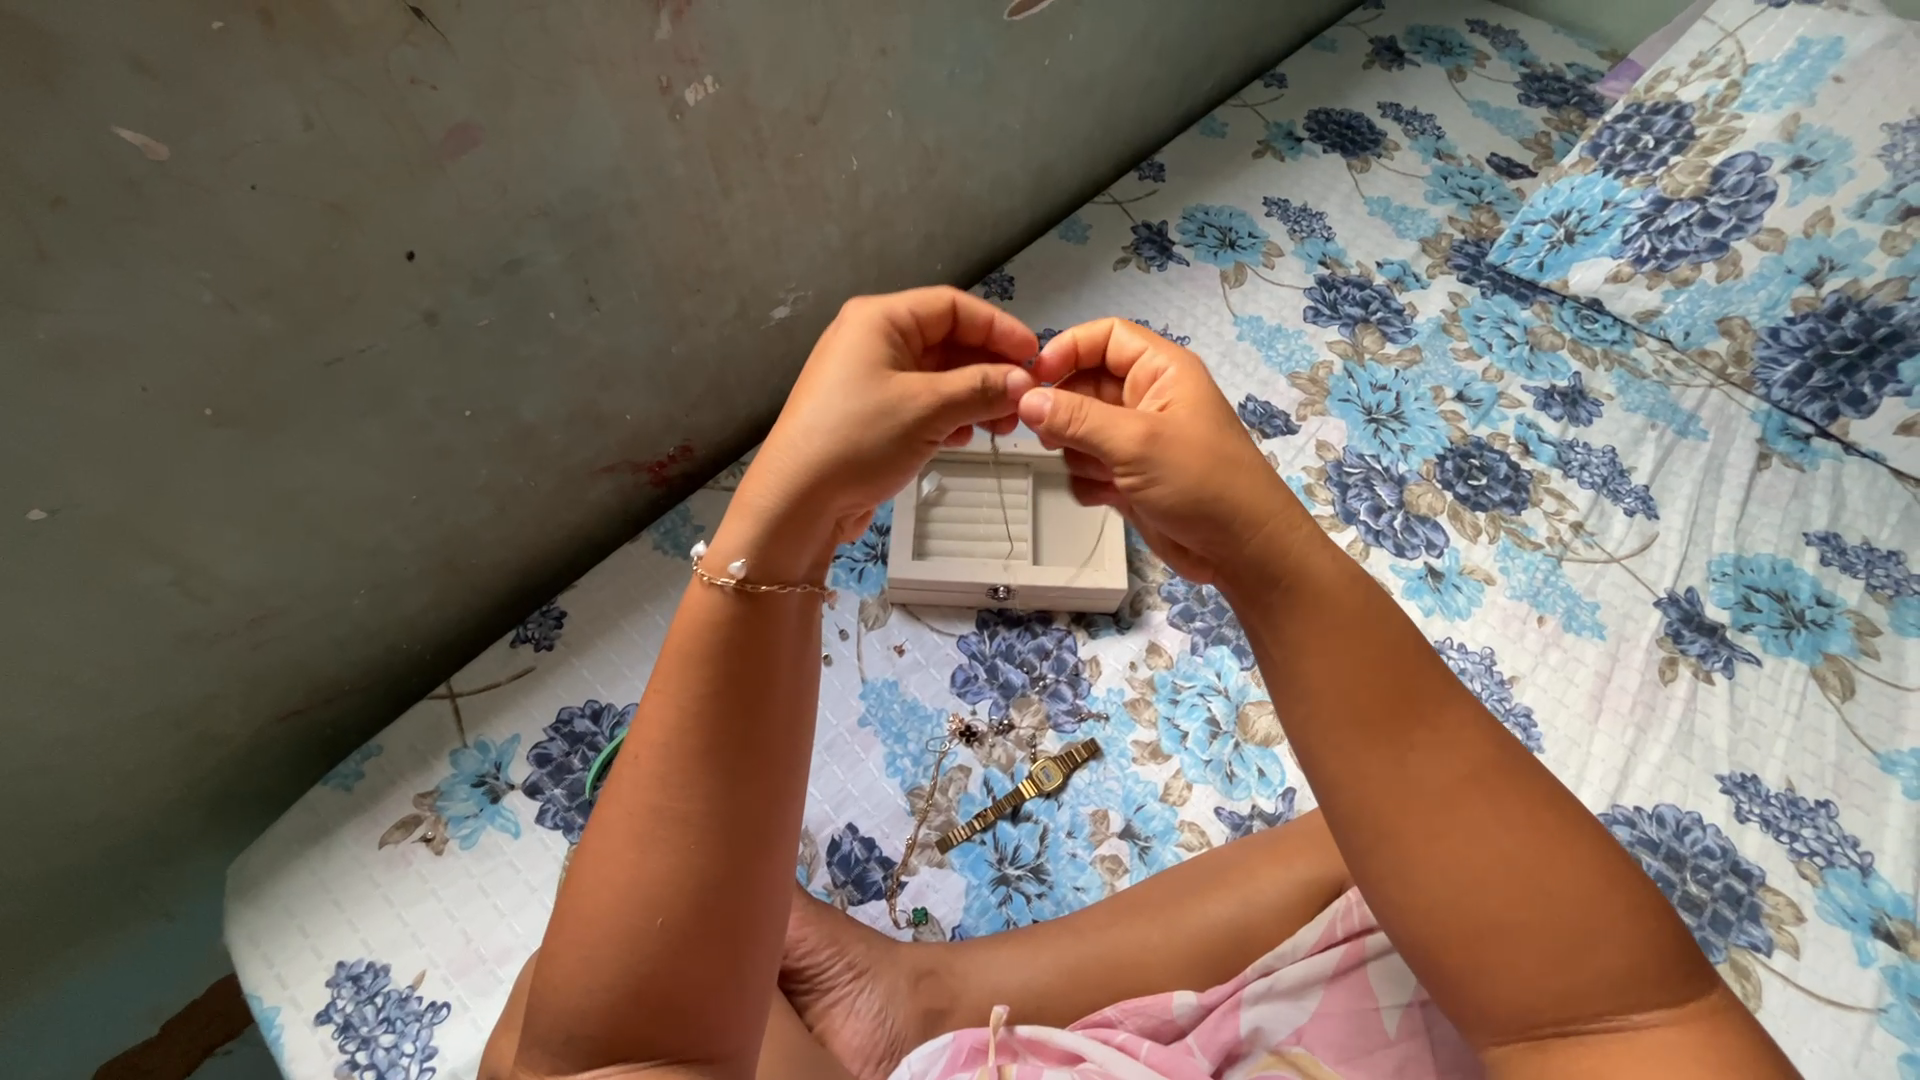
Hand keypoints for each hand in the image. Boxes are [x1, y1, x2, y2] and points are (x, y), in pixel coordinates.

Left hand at [740, 287, 1038, 553]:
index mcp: (880, 319)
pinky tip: (965, 438)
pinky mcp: (871, 416)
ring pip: (938, 377)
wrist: (798, 501)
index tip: (1035, 357)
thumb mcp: (928, 408)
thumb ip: (982, 388)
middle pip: (947, 342)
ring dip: (973, 397)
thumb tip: (1024, 383)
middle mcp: (873, 341)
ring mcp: (870, 380)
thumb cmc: (859, 439)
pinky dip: (949, 417)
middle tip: (1024, 400)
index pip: (953, 307)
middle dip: (989, 369)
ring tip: (1003, 427)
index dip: (998, 328)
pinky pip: (922, 404)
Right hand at [1018, 318, 1301, 584]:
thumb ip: (1076, 418)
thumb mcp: (1135, 442)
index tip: (1035, 378)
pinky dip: (1089, 483)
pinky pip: (1087, 468)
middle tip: (1051, 438)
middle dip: (1066, 413)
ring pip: (1079, 432)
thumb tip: (1026, 399)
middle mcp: (1146, 400)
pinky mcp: (1128, 478)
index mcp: (1160, 371)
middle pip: (1084, 387)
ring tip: (1101, 474)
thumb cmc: (1201, 482)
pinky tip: (1108, 497)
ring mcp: (1135, 441)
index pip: (1105, 338)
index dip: (1067, 349)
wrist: (1239, 549)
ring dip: (1078, 454)